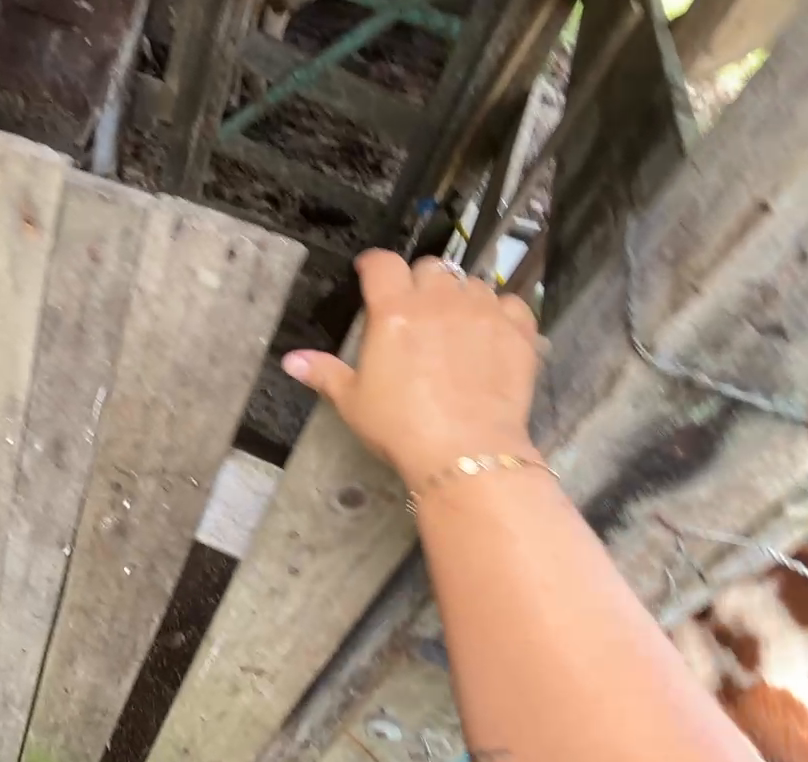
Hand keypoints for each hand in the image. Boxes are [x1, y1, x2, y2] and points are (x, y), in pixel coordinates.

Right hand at [282, 251, 542, 484]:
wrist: (463, 451)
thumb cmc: (398, 426)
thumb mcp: (352, 401)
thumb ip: (324, 373)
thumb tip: (290, 360)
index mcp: (393, 312)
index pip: (382, 264)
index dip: (373, 263)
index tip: (369, 271)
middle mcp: (439, 300)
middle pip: (430, 267)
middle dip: (418, 281)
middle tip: (412, 308)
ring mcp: (482, 312)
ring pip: (470, 282)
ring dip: (457, 295)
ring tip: (451, 324)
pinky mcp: (517, 330)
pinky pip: (509, 303)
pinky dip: (497, 312)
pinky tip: (487, 334)